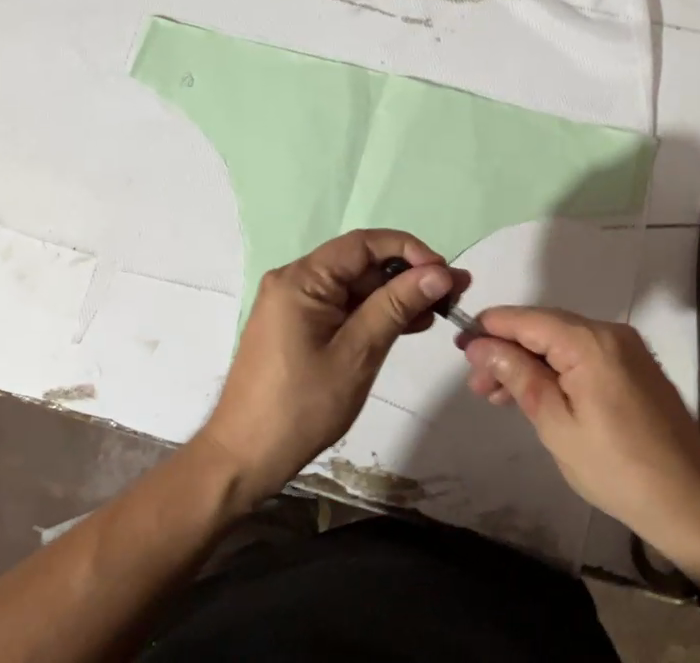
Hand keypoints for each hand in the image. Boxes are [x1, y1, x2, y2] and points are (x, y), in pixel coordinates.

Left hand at [196, 229, 468, 498]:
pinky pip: (342, 307)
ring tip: (439, 312)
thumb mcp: (357, 353)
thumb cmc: (301, 406)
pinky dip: (374, 314)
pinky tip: (408, 325)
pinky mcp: (297, 327)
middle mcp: (294, 281)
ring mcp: (294, 305)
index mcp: (301, 279)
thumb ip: (396, 307)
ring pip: (354, 287)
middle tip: (453, 295)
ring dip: (395, 297)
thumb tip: (438, 273)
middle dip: (407, 276)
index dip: (409, 251)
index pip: (363, 244)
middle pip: (360, 263)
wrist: (246, 456)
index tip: (444, 274)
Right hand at [463, 307, 699, 566]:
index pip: (526, 319)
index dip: (489, 329)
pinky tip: (537, 394)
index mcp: (590, 341)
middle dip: (507, 349)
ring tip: (499, 395)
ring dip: (530, 362)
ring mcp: (627, 350)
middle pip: (545, 327)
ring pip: (563, 342)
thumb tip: (480, 344)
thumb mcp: (556, 425)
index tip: (458, 348)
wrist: (692, 503)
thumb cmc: (617, 469)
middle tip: (477, 385)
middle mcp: (610, 333)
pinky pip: (585, 356)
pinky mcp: (636, 369)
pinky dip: (557, 369)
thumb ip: (518, 376)